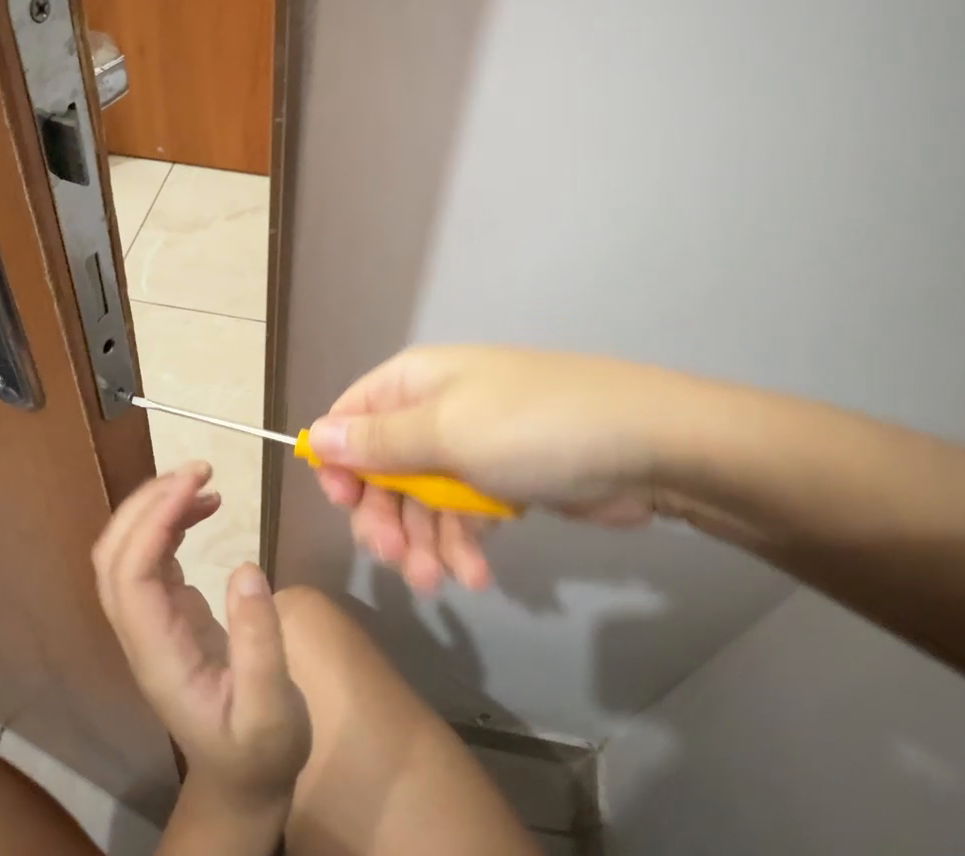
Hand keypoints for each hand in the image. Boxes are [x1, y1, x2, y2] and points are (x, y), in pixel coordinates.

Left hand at [93, 463, 311, 805]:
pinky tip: (205, 508)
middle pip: (114, 556)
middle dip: (146, 503)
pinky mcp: (169, 617)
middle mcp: (142, 634)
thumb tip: (246, 568)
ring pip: (128, 553)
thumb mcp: (272, 710)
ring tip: (204, 479)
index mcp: (157, 655)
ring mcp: (151, 624)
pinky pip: (154, 559)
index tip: (197, 481)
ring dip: (155, 508)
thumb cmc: (260, 751)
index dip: (153, 521)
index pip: (130, 575)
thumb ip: (259, 644)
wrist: (243, 781)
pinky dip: (172, 524)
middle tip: (198, 468)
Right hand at [308, 345, 717, 592]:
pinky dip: (463, 548)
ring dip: (424, 545)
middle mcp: (437, 411)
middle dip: (386, 518)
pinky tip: (477, 577)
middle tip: (395, 561)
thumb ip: (377, 441)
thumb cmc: (534, 429)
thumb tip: (317, 436)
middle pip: (383, 469)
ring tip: (440, 582)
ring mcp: (473, 449)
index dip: (340, 462)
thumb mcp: (446, 432)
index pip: (351, 417)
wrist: (647, 447)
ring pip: (422, 502)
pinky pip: (463, 517)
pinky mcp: (504, 483)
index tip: (345, 505)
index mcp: (416, 383)